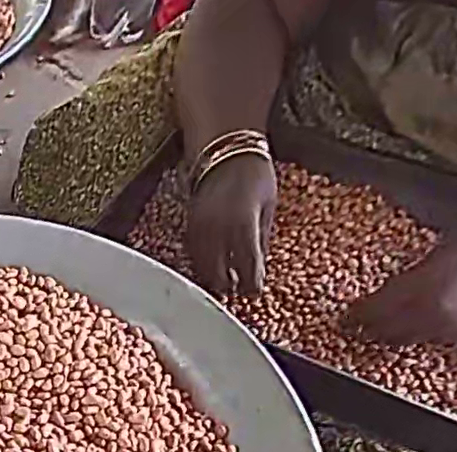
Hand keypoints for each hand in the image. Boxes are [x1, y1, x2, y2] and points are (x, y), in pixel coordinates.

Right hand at [186, 155, 276, 294]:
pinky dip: (204, 267)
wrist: (222, 152)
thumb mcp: (267, 206)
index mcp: (242, 226)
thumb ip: (261, 239)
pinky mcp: (188, 232)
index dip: (250, 284)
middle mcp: (217, 234)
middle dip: (229, 286)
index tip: (254, 293)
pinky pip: (194, 259)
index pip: (247, 267)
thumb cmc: (253, 174)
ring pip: (203, 271)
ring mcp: (200, 234)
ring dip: (214, 280)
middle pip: (219, 275)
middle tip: (238, 290)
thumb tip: (258, 268)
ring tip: (226, 283)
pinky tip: (213, 268)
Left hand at [345, 207, 456, 342]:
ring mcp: (447, 327)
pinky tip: (409, 326)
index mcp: (421, 289)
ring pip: (402, 340)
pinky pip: (425, 339)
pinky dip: (412, 334)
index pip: (373, 312)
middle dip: (367, 329)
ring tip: (378, 327)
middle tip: (356, 325)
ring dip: (387, 335)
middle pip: (383, 331)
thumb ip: (404, 281)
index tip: (345, 317)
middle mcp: (431, 313)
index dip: (356, 316)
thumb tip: (379, 295)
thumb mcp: (433, 257)